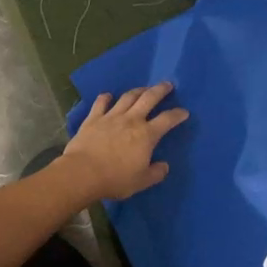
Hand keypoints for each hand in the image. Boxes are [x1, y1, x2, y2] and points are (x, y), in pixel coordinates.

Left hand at [59, 82, 189, 200]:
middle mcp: (131, 120)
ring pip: (127, 97)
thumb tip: (164, 166)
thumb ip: (156, 173)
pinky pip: (101, 103)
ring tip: (143, 88)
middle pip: (148, 98)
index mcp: (146, 135)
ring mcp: (111, 116)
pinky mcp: (93, 118)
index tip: (184, 112)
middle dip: (160, 90)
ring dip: (137, 91)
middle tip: (167, 84)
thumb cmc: (115, 179)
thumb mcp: (142, 181)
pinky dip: (105, 97)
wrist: (83, 172)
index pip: (167, 120)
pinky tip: (108, 95)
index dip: (177, 114)